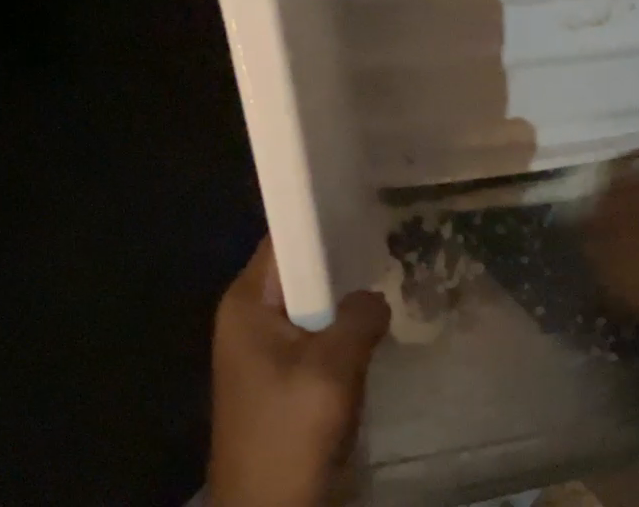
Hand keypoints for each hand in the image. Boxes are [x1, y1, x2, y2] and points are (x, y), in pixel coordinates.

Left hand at [209, 238, 390, 506]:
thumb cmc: (289, 432)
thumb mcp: (331, 368)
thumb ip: (359, 317)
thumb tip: (376, 297)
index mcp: (247, 303)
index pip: (285, 237)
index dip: (322, 217)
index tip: (366, 205)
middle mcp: (251, 317)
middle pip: (302, 268)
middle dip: (343, 260)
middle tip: (391, 242)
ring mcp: (266, 349)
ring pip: (314, 303)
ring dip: (347, 299)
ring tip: (391, 277)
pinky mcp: (283, 376)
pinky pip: (317, 335)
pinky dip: (343, 331)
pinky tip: (376, 325)